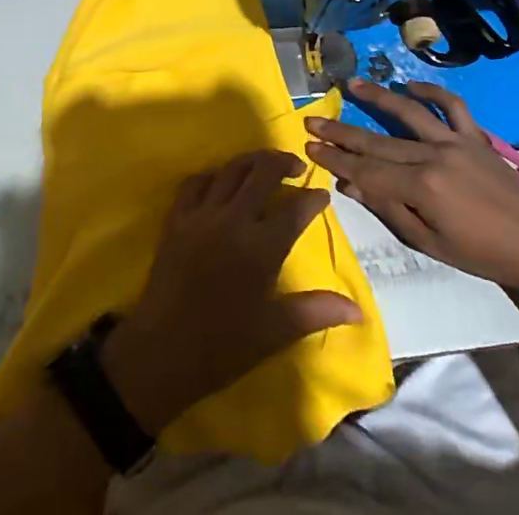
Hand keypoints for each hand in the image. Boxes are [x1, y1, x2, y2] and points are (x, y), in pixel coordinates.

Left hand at [101, 150, 363, 433]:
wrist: (158, 355)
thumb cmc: (222, 346)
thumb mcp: (276, 331)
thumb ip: (318, 310)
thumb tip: (360, 311)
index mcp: (262, 247)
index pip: (297, 207)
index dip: (314, 198)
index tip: (322, 198)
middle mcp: (233, 221)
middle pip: (264, 172)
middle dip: (285, 163)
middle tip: (297, 169)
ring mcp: (202, 217)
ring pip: (231, 169)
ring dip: (253, 162)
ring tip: (265, 167)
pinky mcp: (176, 221)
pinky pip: (196, 182)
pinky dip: (214, 175)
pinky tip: (223, 183)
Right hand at [304, 80, 518, 299]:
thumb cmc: (480, 254)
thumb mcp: (428, 242)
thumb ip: (389, 209)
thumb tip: (351, 185)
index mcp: (421, 188)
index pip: (366, 170)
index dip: (335, 159)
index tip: (309, 145)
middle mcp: (434, 156)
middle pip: (379, 142)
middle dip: (343, 132)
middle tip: (313, 121)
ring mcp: (457, 141)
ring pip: (409, 114)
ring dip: (378, 99)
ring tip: (352, 85)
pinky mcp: (476, 136)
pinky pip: (452, 106)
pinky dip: (430, 92)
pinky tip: (409, 87)